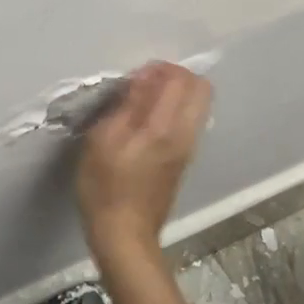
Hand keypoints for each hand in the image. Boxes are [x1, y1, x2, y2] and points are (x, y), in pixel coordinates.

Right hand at [76, 62, 214, 263]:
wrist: (125, 235)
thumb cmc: (105, 186)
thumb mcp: (103, 139)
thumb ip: (128, 105)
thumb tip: (144, 77)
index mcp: (164, 127)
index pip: (180, 79)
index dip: (158, 68)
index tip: (134, 77)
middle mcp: (185, 134)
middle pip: (200, 88)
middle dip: (174, 76)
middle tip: (143, 83)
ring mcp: (188, 148)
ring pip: (199, 104)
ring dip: (175, 92)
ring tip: (141, 101)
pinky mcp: (184, 159)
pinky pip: (190, 120)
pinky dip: (174, 109)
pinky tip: (146, 121)